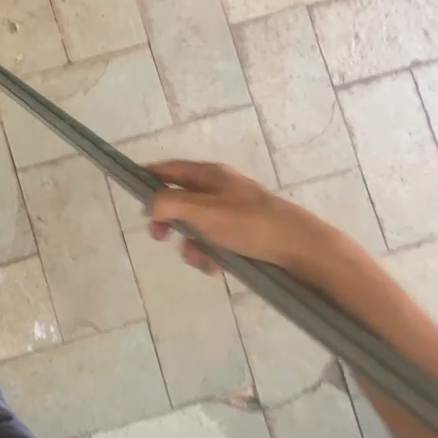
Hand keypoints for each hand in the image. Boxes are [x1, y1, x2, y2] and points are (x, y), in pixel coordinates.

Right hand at [143, 160, 331, 277]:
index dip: (148, 179)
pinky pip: (216, 242)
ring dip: (191, 244)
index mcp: (209, 175)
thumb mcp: (202, 211)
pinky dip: (210, 254)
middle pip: (180, 201)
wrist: (303, 249)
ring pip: (197, 226)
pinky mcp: (245, 235)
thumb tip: (150, 205)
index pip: (168, 169)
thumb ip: (169, 204)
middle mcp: (219, 189)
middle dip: (169, 221)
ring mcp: (233, 212)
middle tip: (162, 237)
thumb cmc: (250, 224)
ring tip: (201, 261)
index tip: (134, 196)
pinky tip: (217, 268)